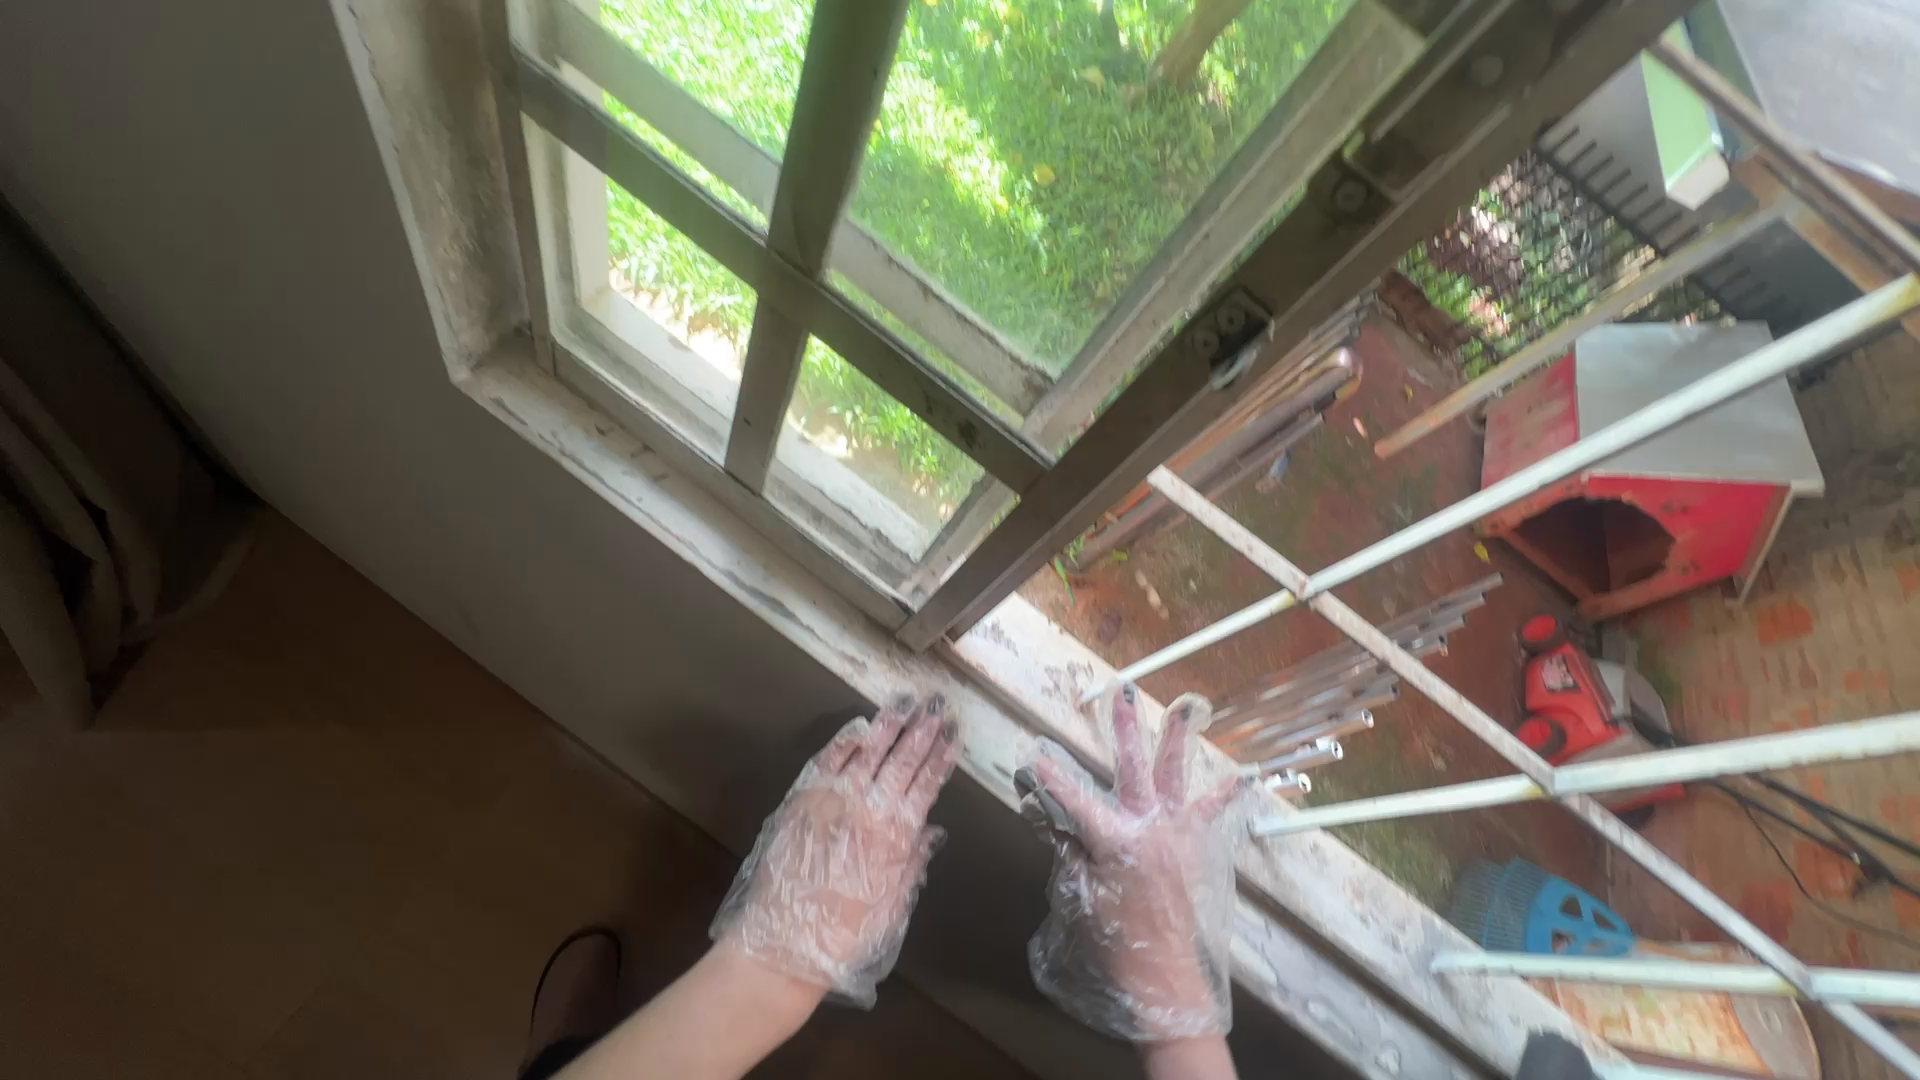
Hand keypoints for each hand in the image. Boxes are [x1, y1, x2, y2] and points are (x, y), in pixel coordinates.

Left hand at [710, 695, 960, 1005]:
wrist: (783, 946)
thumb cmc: (844, 934)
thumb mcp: (893, 905)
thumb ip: (913, 862)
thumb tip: (931, 829)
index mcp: (896, 835)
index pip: (927, 784)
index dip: (942, 756)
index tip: (954, 732)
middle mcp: (869, 808)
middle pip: (903, 759)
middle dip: (923, 728)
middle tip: (937, 703)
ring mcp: (834, 798)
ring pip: (868, 750)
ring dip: (889, 723)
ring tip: (905, 700)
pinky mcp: (803, 798)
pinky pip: (828, 759)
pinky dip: (845, 739)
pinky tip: (861, 724)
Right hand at [1019, 685, 1244, 1040]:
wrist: (1165, 979)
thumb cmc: (1114, 937)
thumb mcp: (1078, 893)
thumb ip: (1067, 846)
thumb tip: (1048, 812)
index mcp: (1114, 840)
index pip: (1072, 799)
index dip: (1051, 778)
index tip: (1034, 757)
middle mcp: (1148, 827)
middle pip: (1131, 768)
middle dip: (1124, 729)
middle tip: (1120, 692)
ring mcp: (1176, 834)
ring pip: (1175, 776)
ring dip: (1176, 739)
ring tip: (1184, 706)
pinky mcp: (1194, 847)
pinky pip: (1210, 814)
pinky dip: (1225, 793)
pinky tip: (1244, 774)